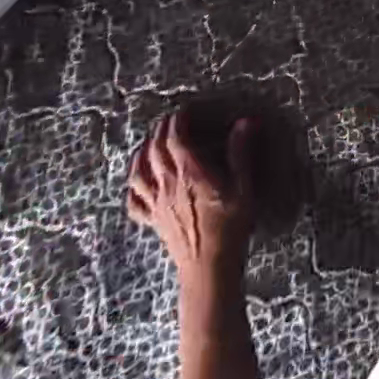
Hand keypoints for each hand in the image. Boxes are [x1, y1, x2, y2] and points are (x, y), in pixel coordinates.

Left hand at [128, 111, 256, 282]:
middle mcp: (168, 184)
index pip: (174, 138)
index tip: (184, 111)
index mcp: (189, 172)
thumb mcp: (243, 186)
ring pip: (138, 172)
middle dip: (160, 131)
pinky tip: (137, 182)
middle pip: (154, 150)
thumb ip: (240, 152)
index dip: (177, 121)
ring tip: (148, 144)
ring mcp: (157, 204)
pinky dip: (132, 187)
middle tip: (169, 121)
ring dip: (141, 153)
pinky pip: (135, 201)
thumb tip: (245, 121)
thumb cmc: (230, 226)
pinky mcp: (153, 221)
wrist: (209, 267)